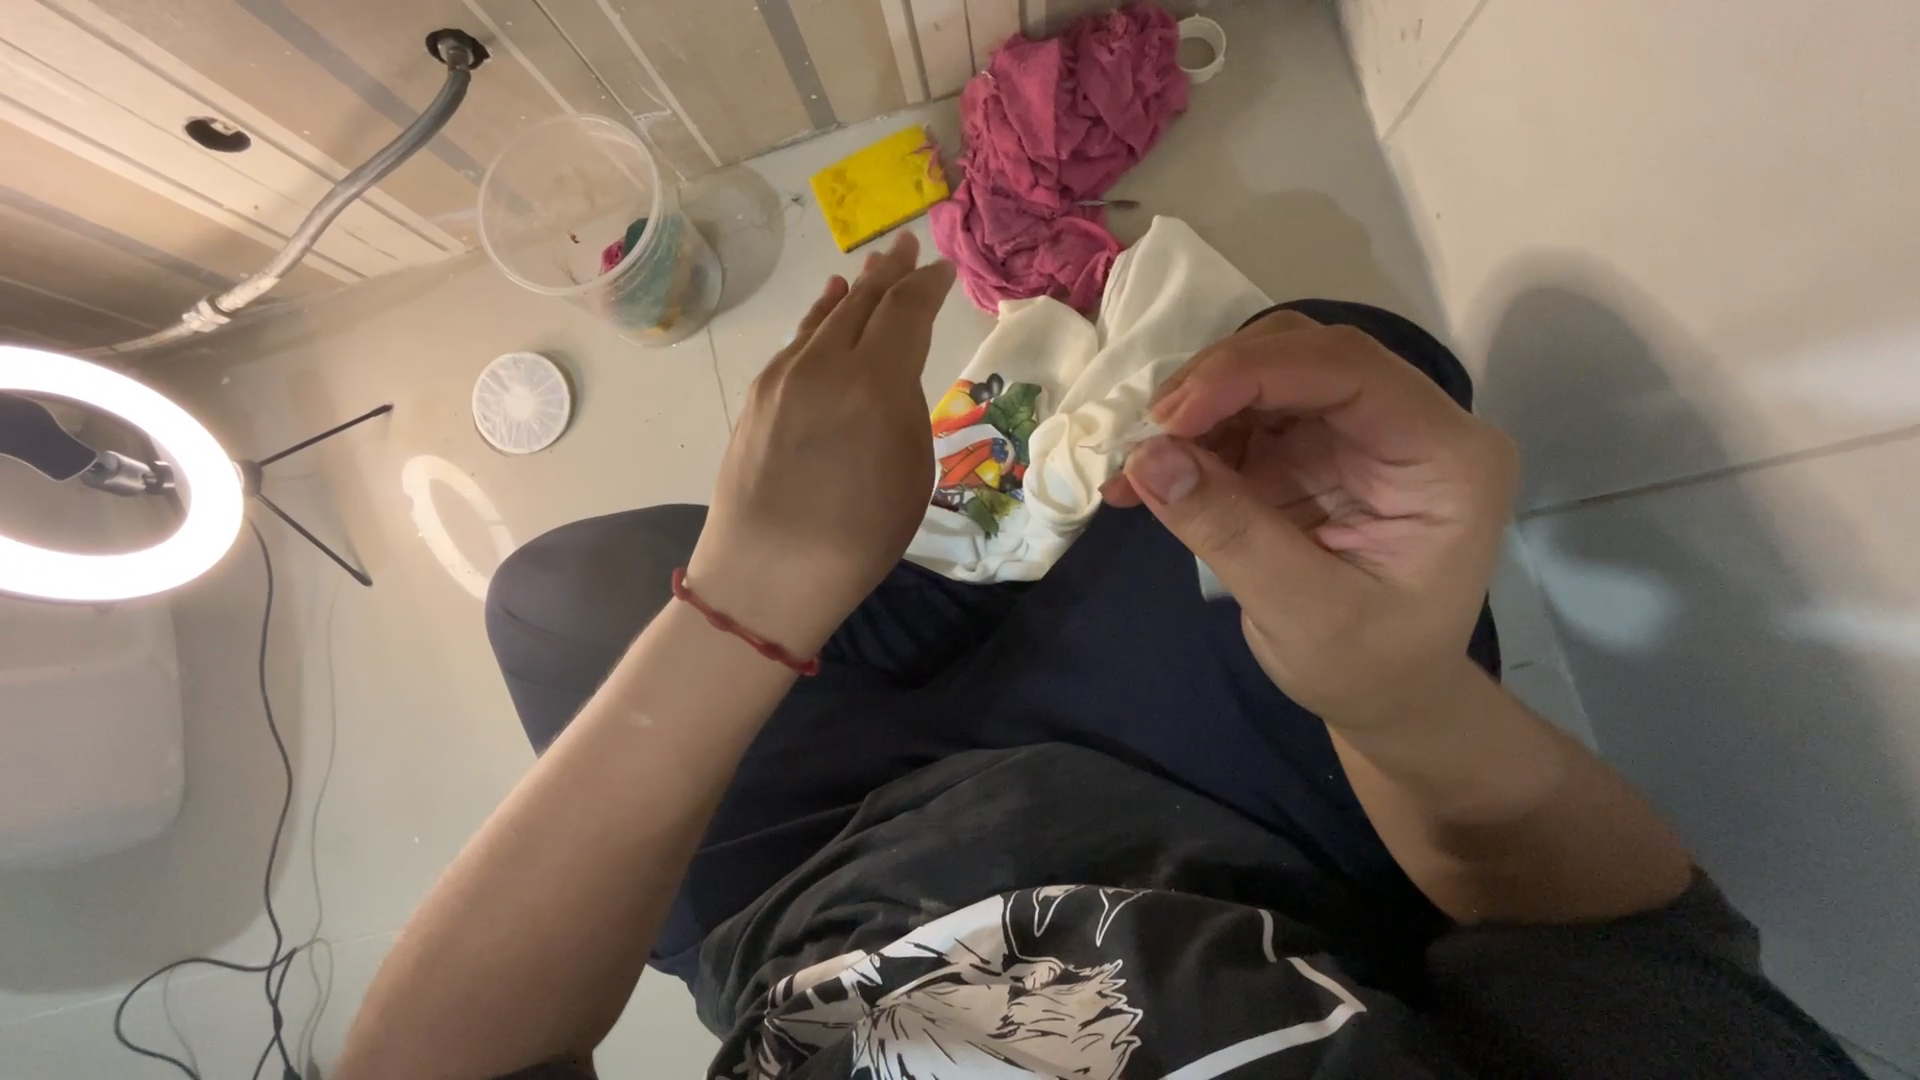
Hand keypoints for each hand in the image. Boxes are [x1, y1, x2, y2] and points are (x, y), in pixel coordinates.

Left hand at [686, 232, 953, 655]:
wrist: (768, 572)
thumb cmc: (858, 538)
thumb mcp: (910, 472)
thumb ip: (904, 409)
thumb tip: (889, 377)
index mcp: (877, 383)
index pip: (906, 311)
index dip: (928, 285)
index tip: (943, 270)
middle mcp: (827, 364)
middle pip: (865, 302)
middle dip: (891, 273)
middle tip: (908, 248)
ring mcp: (785, 375)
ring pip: (827, 317)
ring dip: (855, 291)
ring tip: (873, 270)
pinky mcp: (759, 393)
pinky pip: (799, 341)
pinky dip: (821, 318)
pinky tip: (829, 307)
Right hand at [1102, 310, 1517, 727]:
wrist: (1384, 695)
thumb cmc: (1368, 666)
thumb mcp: (1301, 611)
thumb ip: (1228, 530)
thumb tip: (1145, 457)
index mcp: (1443, 457)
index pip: (1349, 369)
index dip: (1251, 373)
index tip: (1168, 419)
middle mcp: (1405, 426)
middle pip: (1304, 353)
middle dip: (1215, 382)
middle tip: (1146, 434)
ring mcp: (1353, 434)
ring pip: (1265, 374)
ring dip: (1193, 408)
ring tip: (1137, 462)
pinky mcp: (1307, 450)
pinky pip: (1241, 416)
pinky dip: (1189, 439)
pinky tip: (1144, 475)